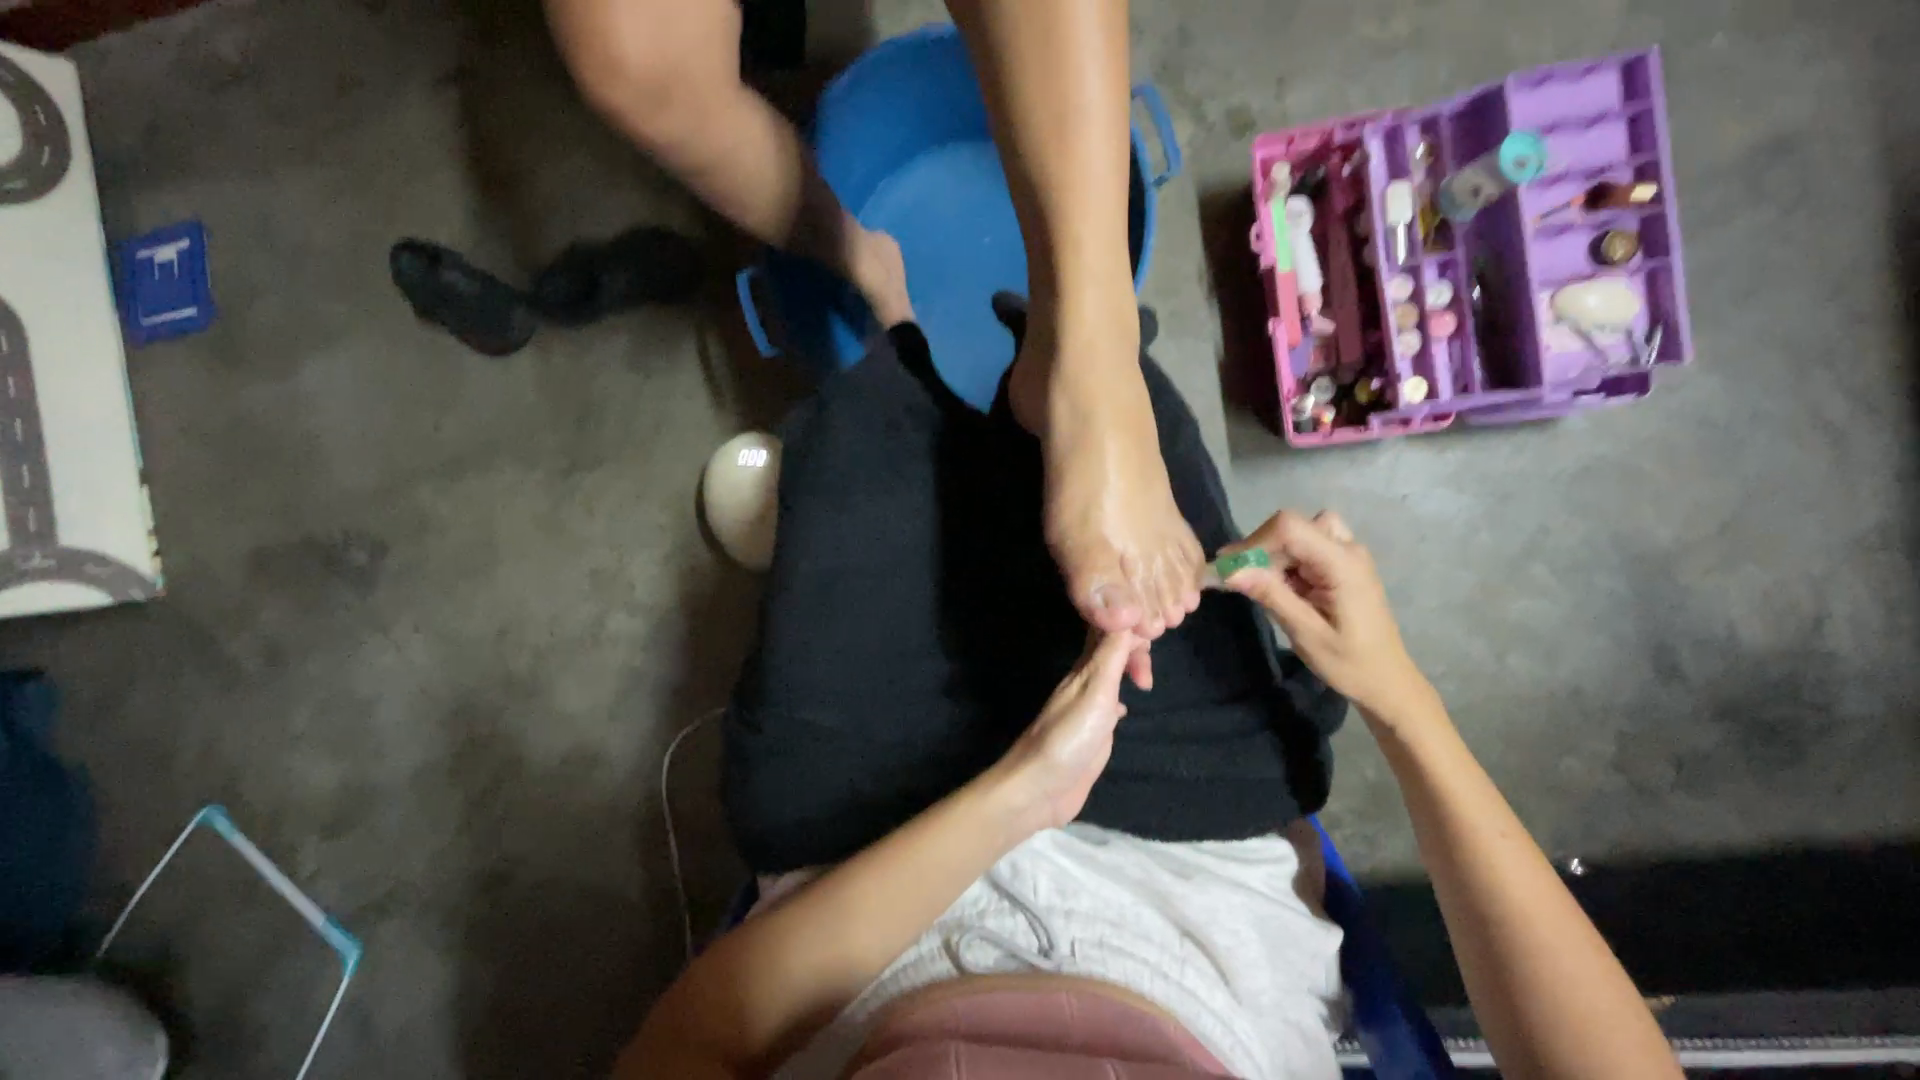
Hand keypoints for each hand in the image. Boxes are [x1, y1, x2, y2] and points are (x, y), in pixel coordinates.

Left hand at [988, 630, 1138, 832]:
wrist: (1040, 789)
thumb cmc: (1068, 738)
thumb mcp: (1095, 691)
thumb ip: (1111, 655)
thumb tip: (1128, 612)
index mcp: (1084, 667)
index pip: (1108, 627)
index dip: (1132, 619)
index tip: (1161, 625)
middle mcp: (1086, 680)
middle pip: (1112, 647)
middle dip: (1136, 644)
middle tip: (1152, 670)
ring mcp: (1089, 706)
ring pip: (1113, 670)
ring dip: (1132, 664)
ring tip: (1148, 678)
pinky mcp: (1094, 730)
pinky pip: (1112, 700)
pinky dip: (1124, 690)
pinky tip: (1132, 700)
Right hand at [1216, 510, 1431, 717]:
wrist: (1386, 680)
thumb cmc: (1350, 663)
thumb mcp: (1306, 633)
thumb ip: (1271, 596)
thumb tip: (1230, 571)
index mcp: (1343, 564)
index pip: (1290, 527)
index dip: (1254, 542)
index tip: (1229, 569)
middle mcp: (1348, 549)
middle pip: (1293, 525)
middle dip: (1262, 549)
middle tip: (1243, 581)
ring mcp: (1347, 555)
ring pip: (1299, 532)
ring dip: (1274, 554)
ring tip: (1265, 584)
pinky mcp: (1341, 564)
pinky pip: (1306, 547)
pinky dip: (1286, 561)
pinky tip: (1282, 588)